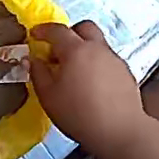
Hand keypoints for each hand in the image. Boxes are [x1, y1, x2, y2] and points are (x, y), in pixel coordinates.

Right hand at [28, 21, 149, 157]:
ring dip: (84, 50)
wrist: (119, 131)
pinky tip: (92, 86)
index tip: (34, 34)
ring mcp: (115, 60)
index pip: (57, 30)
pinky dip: (96, 65)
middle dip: (70, 33)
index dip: (43, 30)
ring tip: (74, 73)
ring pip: (98, 45)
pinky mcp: (126, 74)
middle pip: (84, 28)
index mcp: (76, 50)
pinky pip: (108, 61)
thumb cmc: (78, 114)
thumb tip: (32, 59)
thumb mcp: (48, 97)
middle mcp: (98, 49)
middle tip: (58, 50)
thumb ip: (38, 73)